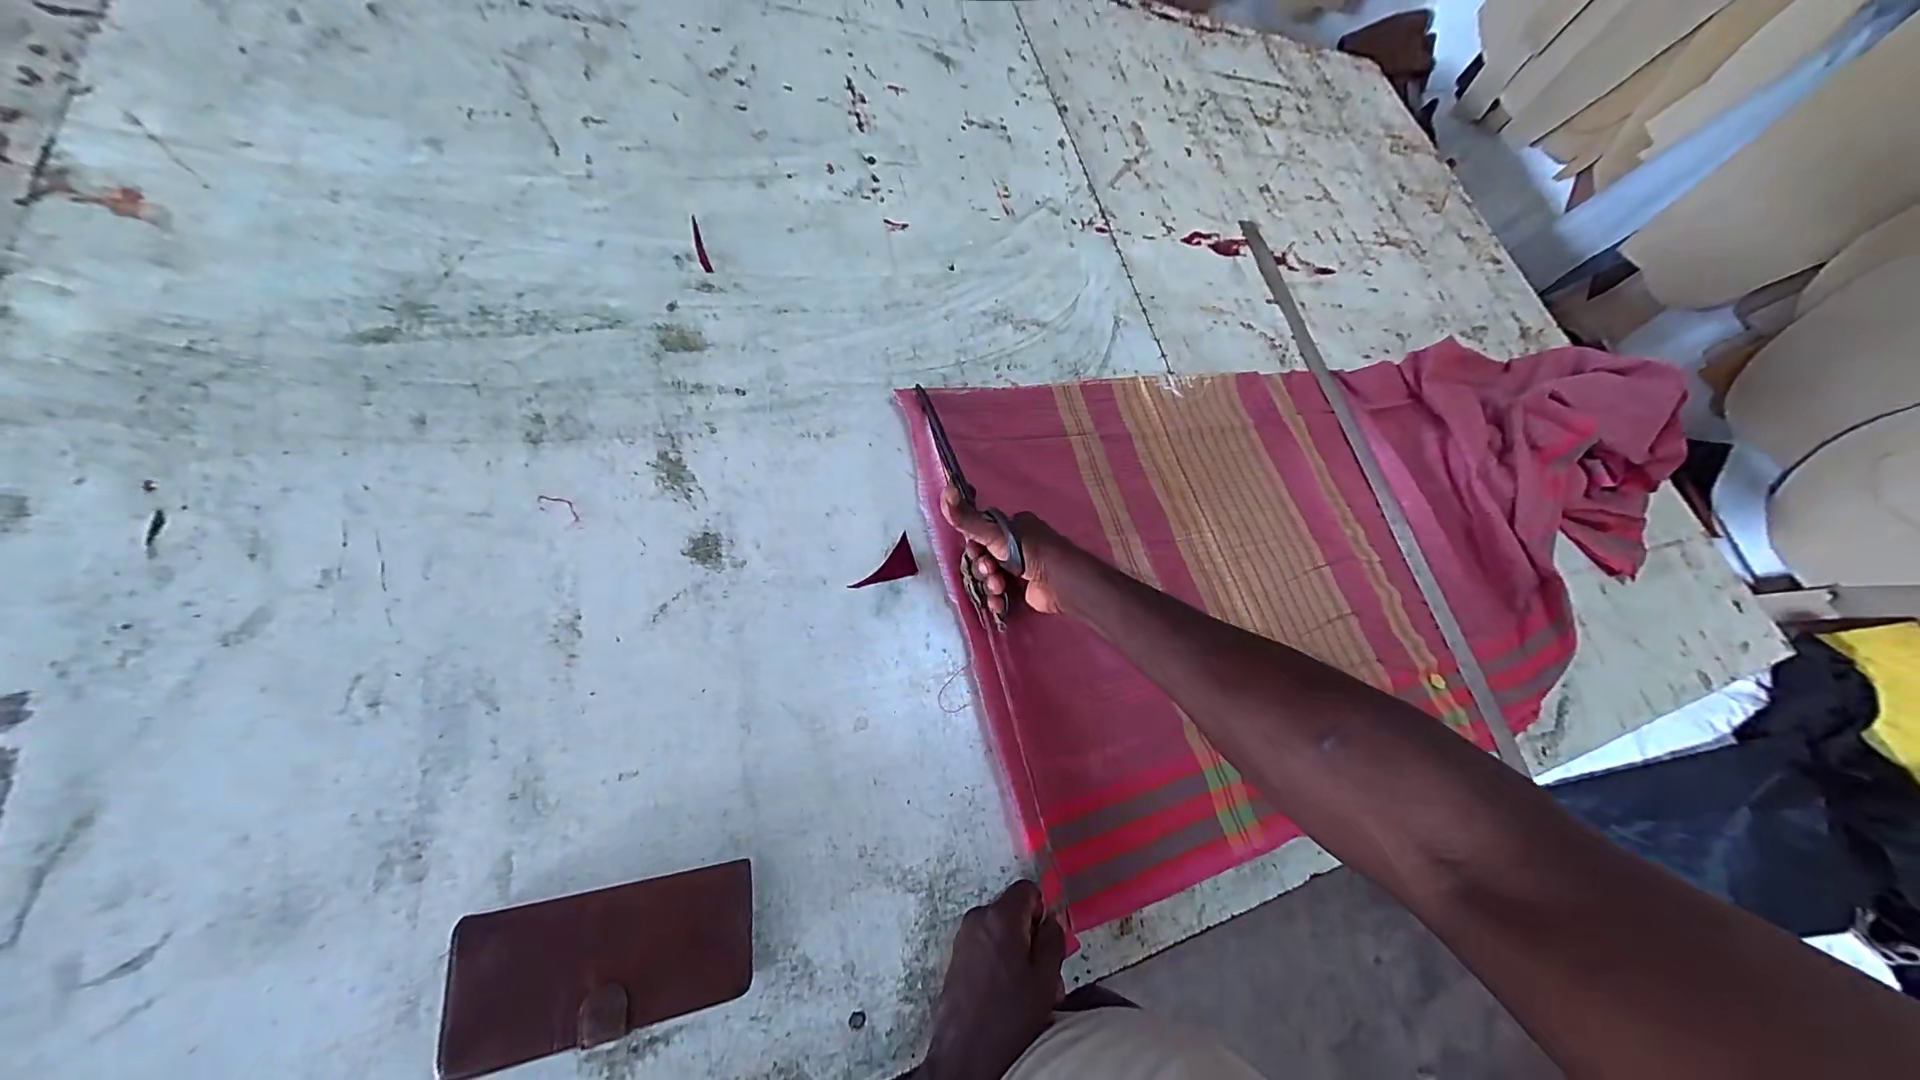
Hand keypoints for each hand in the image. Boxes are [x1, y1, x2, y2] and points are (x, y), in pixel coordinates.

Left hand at [921, 880, 1067, 1079]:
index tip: (1048, 938)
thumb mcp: (1045, 977)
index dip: (1042, 910)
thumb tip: (1051, 920)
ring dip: (1017, 952)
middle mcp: (977, 918)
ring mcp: (963, 937)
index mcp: (1000, 917)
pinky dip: (1000, 961)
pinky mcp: (956, 957)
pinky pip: (986, 946)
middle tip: (1044, 971)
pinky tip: (1008, 994)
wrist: (967, 1054)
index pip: (1027, 889)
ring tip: (1027, 990)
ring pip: (1000, 932)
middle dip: (1031, 935)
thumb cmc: (1009, 1016)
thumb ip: (1053, 939)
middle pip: (1013, 911)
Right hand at [939, 488, 1060, 615]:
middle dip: (983, 569)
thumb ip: (967, 519)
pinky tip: (1000, 603)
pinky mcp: (1023, 591)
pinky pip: (1000, 595)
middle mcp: (1017, 546)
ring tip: (999, 588)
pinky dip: (997, 600)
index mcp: (1013, 527)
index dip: (975, 548)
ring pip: (991, 578)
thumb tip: (945, 491)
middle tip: (991, 572)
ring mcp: (1021, 570)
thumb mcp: (995, 534)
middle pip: (984, 559)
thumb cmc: (1029, 552)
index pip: (982, 536)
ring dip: (990, 585)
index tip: (978, 554)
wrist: (1060, 582)